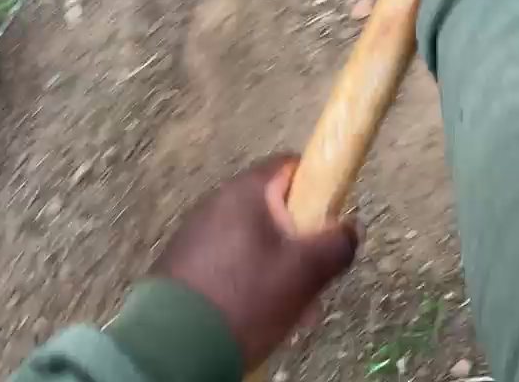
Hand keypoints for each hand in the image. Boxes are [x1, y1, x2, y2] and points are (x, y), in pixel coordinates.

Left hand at [153, 155, 356, 361]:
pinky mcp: (179, 266)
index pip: (294, 166)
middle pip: (275, 209)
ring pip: (252, 240)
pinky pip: (226, 262)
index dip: (319, 189)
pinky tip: (252, 315)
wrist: (167, 352)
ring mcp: (194, 234)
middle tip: (311, 280)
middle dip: (299, 243)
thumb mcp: (305, 272)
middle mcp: (218, 201)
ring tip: (285, 309)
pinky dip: (246, 282)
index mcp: (248, 190)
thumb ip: (338, 243)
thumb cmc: (245, 296)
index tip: (328, 224)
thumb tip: (351, 228)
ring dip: (275, 267)